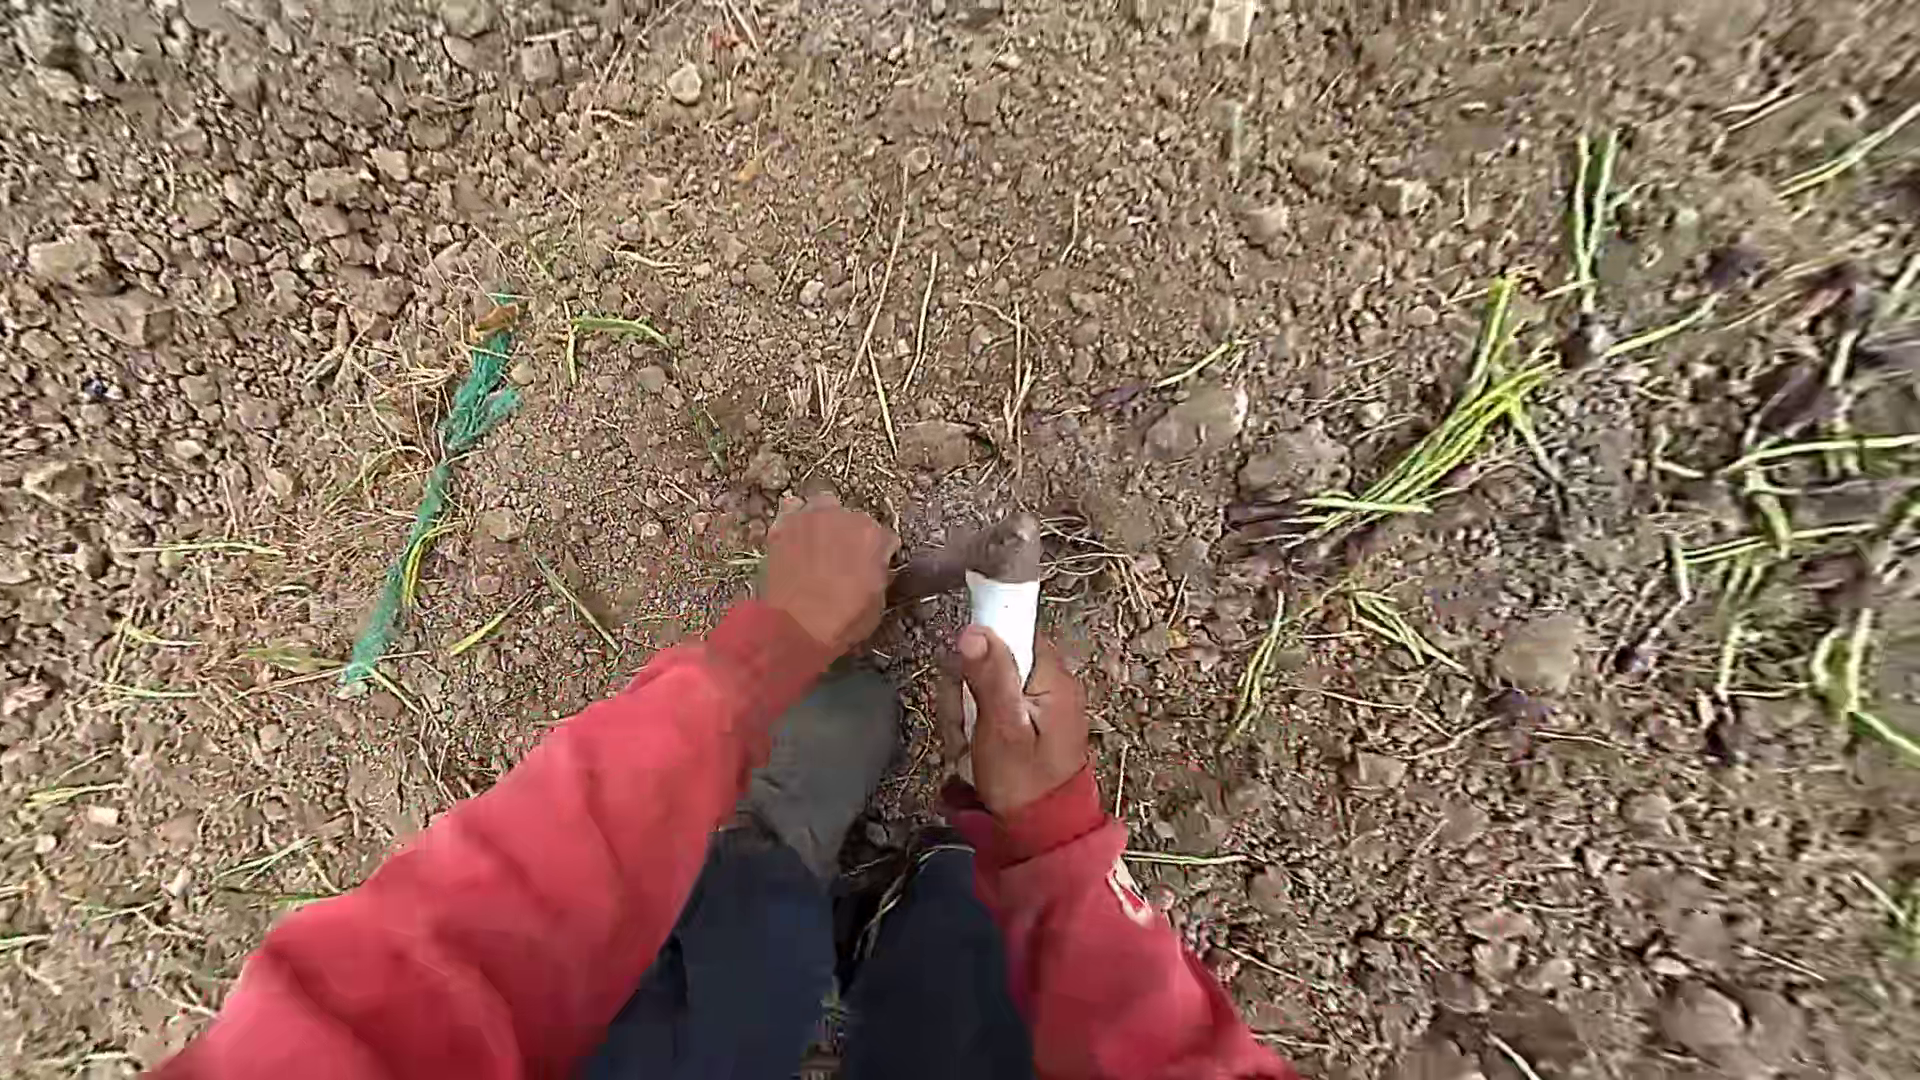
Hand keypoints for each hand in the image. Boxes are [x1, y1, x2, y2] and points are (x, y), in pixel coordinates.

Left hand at [760, 495, 898, 654]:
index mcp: (874, 537)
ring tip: (820, 546)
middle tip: (845, 562)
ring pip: (826, 509)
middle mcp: (846, 518)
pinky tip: (797, 538)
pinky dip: (798, 523)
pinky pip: (794, 512)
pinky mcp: (784, 526)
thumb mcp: (877, 603)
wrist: (795, 628)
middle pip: (856, 521)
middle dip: (853, 538)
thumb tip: (875, 567)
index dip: (879, 555)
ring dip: (827, 523)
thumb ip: (879, 573)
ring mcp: (812, 518)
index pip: (885, 538)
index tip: (873, 568)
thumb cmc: (843, 621)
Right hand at [950, 626, 1088, 815]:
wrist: (1040, 836)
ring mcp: (1035, 702)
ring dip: (963, 712)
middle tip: (965, 724)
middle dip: (965, 690)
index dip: (983, 646)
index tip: (965, 677)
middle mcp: (1047, 682)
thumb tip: (973, 630)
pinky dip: (972, 725)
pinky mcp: (1023, 720)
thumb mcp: (1003, 728)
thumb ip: (990, 677)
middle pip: (991, 658)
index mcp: (1052, 677)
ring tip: (968, 744)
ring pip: (981, 683)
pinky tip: (972, 749)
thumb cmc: (1024, 783)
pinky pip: (986, 706)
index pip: (1013, 630)